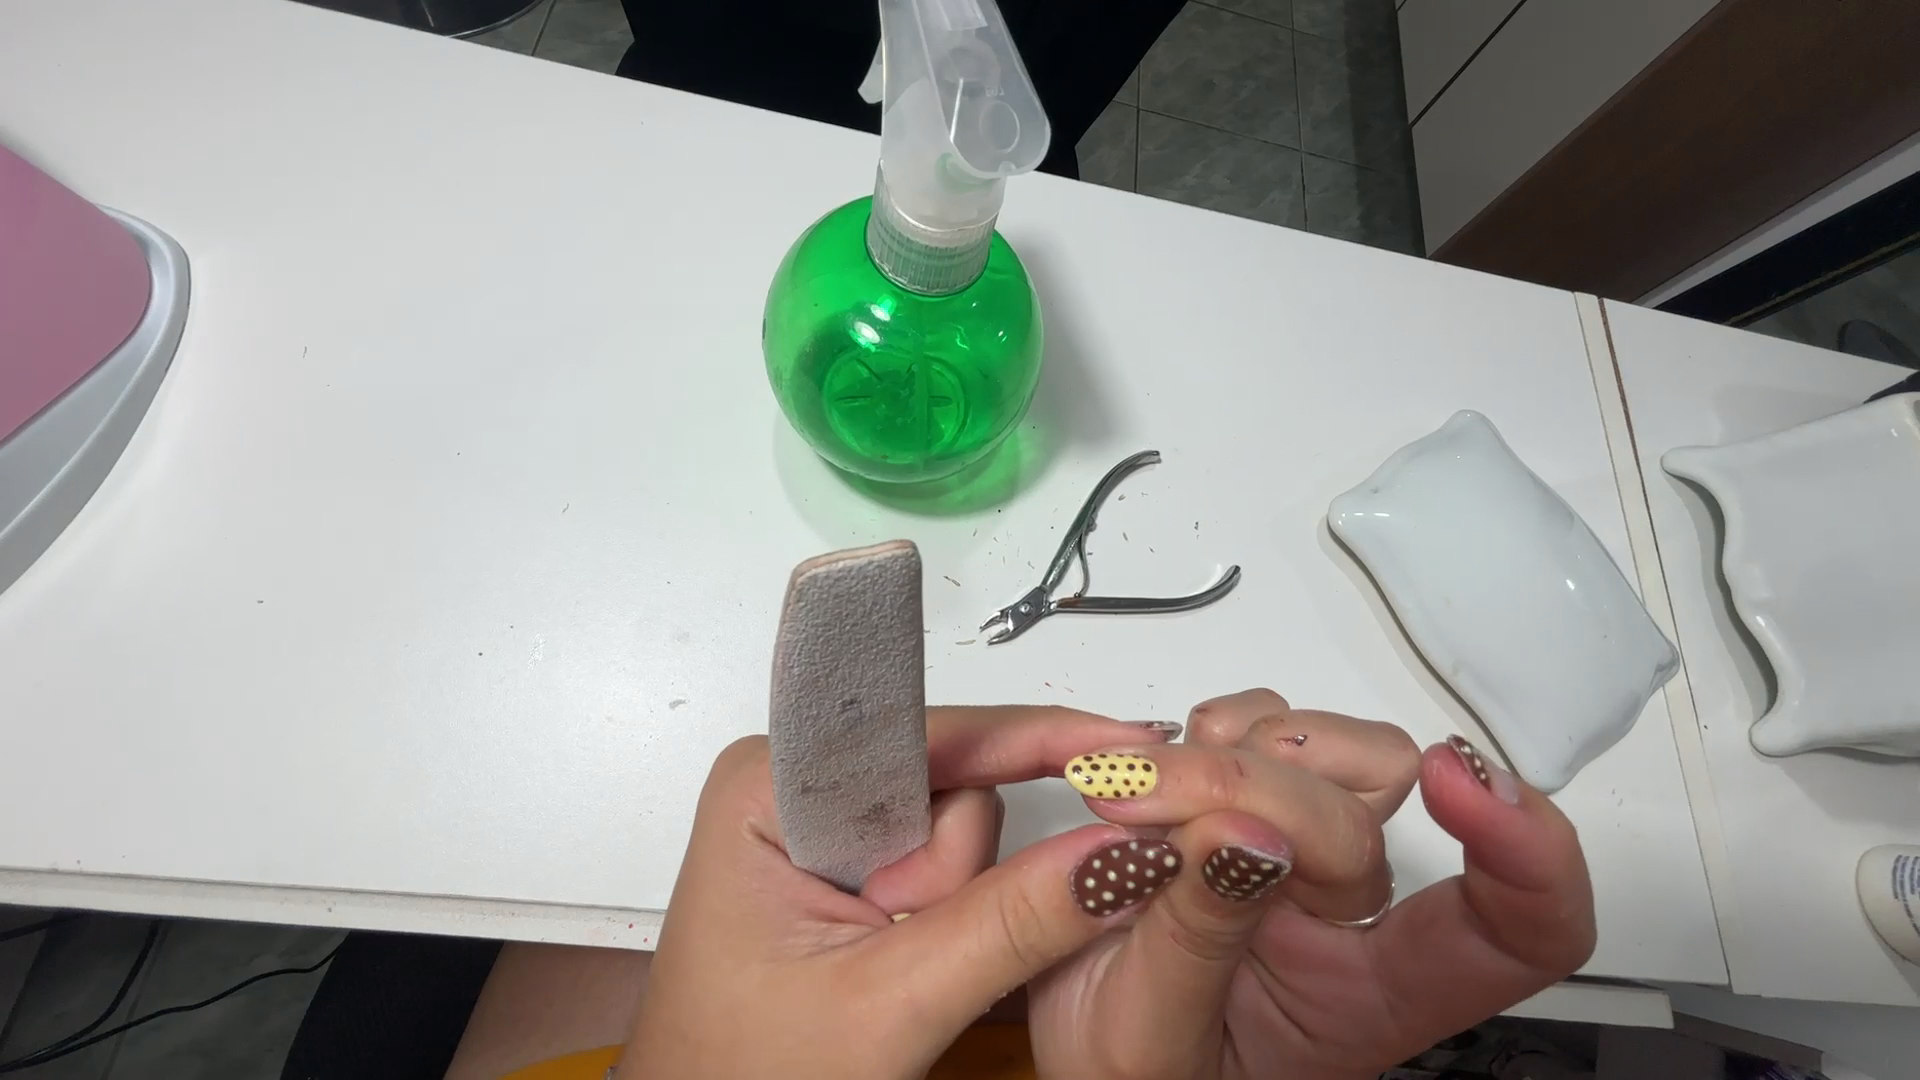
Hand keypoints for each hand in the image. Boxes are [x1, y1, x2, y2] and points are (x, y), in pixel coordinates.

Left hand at [619, 705, 1185, 1079]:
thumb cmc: (739, 1074)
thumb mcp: (884, 1005)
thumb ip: (1006, 925)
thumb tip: (1117, 855)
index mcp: (772, 780)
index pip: (925, 731)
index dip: (1027, 739)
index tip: (1113, 747)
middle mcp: (796, 777)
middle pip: (949, 773)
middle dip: (960, 871)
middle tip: (914, 946)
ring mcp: (825, 811)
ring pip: (956, 813)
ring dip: (955, 897)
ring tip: (893, 963)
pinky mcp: (850, 846)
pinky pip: (940, 845)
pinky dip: (954, 896)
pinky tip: (915, 941)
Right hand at [1028, 689, 1597, 1079]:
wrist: (1066, 1005)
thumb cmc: (1129, 1058)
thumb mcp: (1152, 1034)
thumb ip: (1198, 940)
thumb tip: (1238, 834)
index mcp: (1363, 992)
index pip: (1509, 932)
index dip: (1523, 852)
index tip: (1454, 780)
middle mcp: (1340, 900)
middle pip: (1368, 798)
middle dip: (1249, 786)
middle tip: (1141, 802)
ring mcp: (1286, 830)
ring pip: (1319, 739)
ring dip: (1222, 751)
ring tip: (1135, 801)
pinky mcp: (1236, 783)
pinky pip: (1251, 715)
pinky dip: (1198, 730)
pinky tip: (1149, 774)